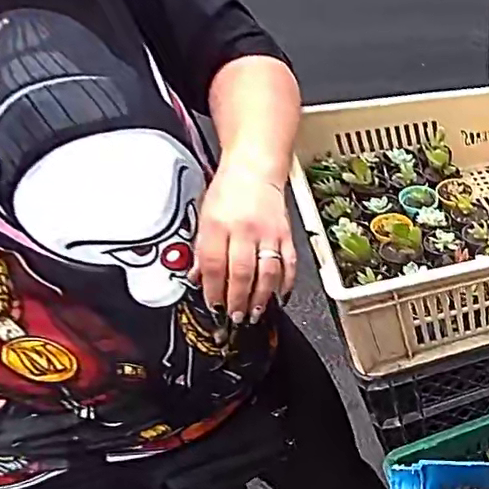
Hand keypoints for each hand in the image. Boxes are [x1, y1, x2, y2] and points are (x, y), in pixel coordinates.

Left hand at [192, 151, 296, 325]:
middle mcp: (244, 230)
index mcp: (217, 224)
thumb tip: (199, 276)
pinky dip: (287, 283)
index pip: (214, 264)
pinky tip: (281, 296)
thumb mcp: (203, 215)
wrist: (255, 170)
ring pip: (267, 272)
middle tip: (234, 317)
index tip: (213, 306)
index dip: (214, 289)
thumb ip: (202, 247)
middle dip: (237, 299)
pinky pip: (289, 264)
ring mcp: (269, 234)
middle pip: (241, 273)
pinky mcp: (287, 236)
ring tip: (255, 312)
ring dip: (261, 296)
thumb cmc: (228, 191)